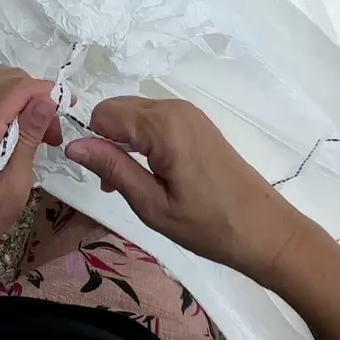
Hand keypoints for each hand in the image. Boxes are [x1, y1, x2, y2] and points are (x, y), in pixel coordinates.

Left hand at [0, 67, 59, 277]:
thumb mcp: (11, 190)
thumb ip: (28, 139)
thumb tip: (47, 99)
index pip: (18, 86)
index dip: (47, 91)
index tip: (67, 111)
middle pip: (7, 77)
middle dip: (35, 96)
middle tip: (50, 134)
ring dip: (20, 97)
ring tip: (35, 133)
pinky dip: (3, 101)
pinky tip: (13, 131)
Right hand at [64, 96, 306, 277]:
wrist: (267, 232)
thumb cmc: (209, 225)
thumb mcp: (152, 205)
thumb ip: (112, 168)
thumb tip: (72, 144)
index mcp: (162, 124)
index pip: (104, 114)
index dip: (93, 142)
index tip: (100, 177)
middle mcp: (173, 107)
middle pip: (117, 109)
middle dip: (106, 141)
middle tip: (115, 185)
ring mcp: (186, 111)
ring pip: (132, 113)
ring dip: (122, 141)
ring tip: (132, 182)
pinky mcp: (194, 120)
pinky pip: (151, 118)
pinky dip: (141, 139)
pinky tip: (151, 170)